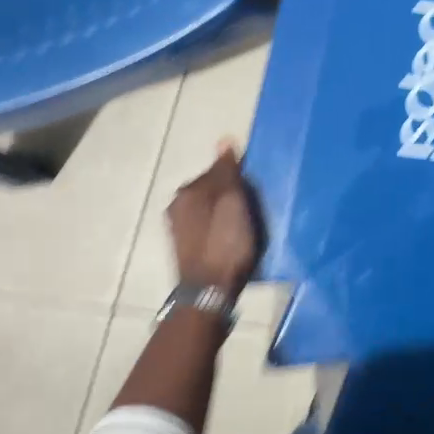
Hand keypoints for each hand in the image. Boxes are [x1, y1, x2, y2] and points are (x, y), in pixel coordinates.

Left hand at [166, 139, 261, 293]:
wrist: (208, 293)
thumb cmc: (225, 244)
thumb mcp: (233, 202)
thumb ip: (228, 172)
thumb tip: (224, 139)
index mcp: (188, 191)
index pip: (220, 169)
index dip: (241, 177)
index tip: (256, 191)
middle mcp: (177, 204)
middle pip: (214, 188)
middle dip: (232, 193)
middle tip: (253, 208)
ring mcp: (177, 227)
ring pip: (210, 206)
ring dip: (226, 210)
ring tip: (245, 224)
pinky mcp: (184, 245)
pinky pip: (207, 223)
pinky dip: (220, 225)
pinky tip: (231, 237)